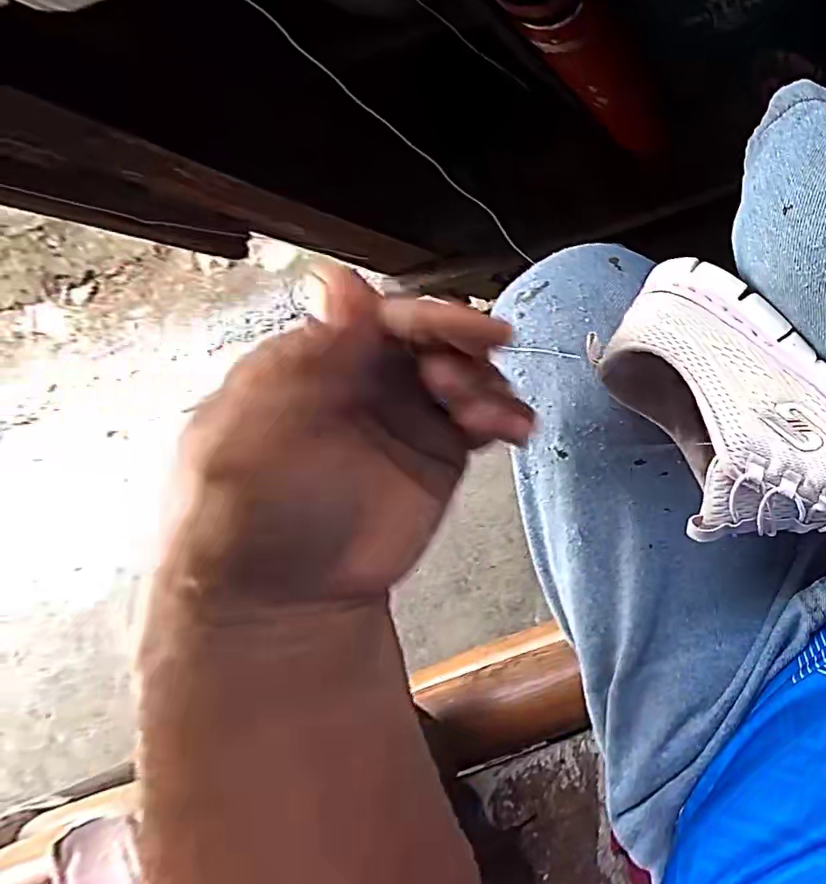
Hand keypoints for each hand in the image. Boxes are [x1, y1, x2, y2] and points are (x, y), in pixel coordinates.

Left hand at [156, 265, 533, 617]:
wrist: (291, 601)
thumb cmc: (251, 524)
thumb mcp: (252, 442)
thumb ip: (304, 362)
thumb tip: (342, 282)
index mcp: (312, 365)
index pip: (383, 318)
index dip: (437, 318)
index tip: (484, 333)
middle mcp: (367, 379)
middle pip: (437, 340)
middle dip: (470, 355)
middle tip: (471, 391)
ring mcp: (411, 412)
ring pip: (473, 374)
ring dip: (494, 390)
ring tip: (495, 425)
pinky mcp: (446, 446)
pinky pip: (490, 414)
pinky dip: (511, 417)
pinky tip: (516, 432)